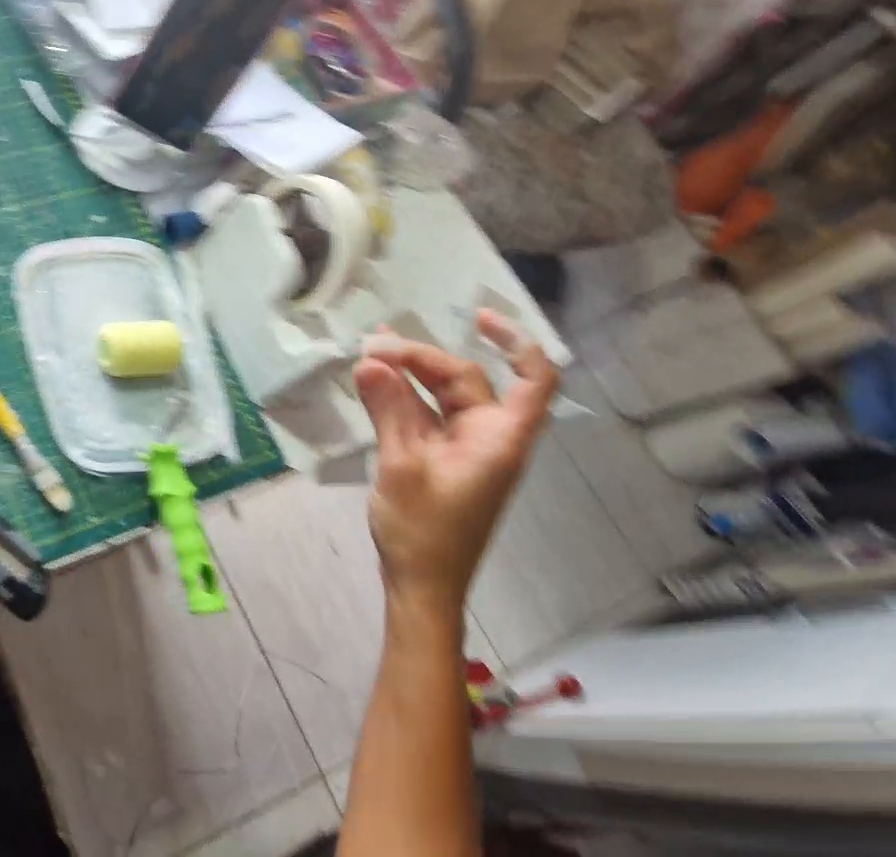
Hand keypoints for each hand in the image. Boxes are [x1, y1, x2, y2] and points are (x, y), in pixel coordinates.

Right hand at [353, 309, 557, 612]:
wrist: (422, 583)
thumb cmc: (423, 530)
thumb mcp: (401, 465)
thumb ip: (389, 410)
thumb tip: (370, 361)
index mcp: (499, 438)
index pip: (532, 378)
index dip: (514, 342)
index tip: (477, 318)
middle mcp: (488, 437)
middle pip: (467, 381)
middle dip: (422, 358)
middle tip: (372, 345)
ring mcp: (463, 449)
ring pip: (441, 397)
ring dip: (408, 374)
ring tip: (368, 349)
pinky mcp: (440, 460)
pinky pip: (425, 417)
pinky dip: (401, 398)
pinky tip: (372, 383)